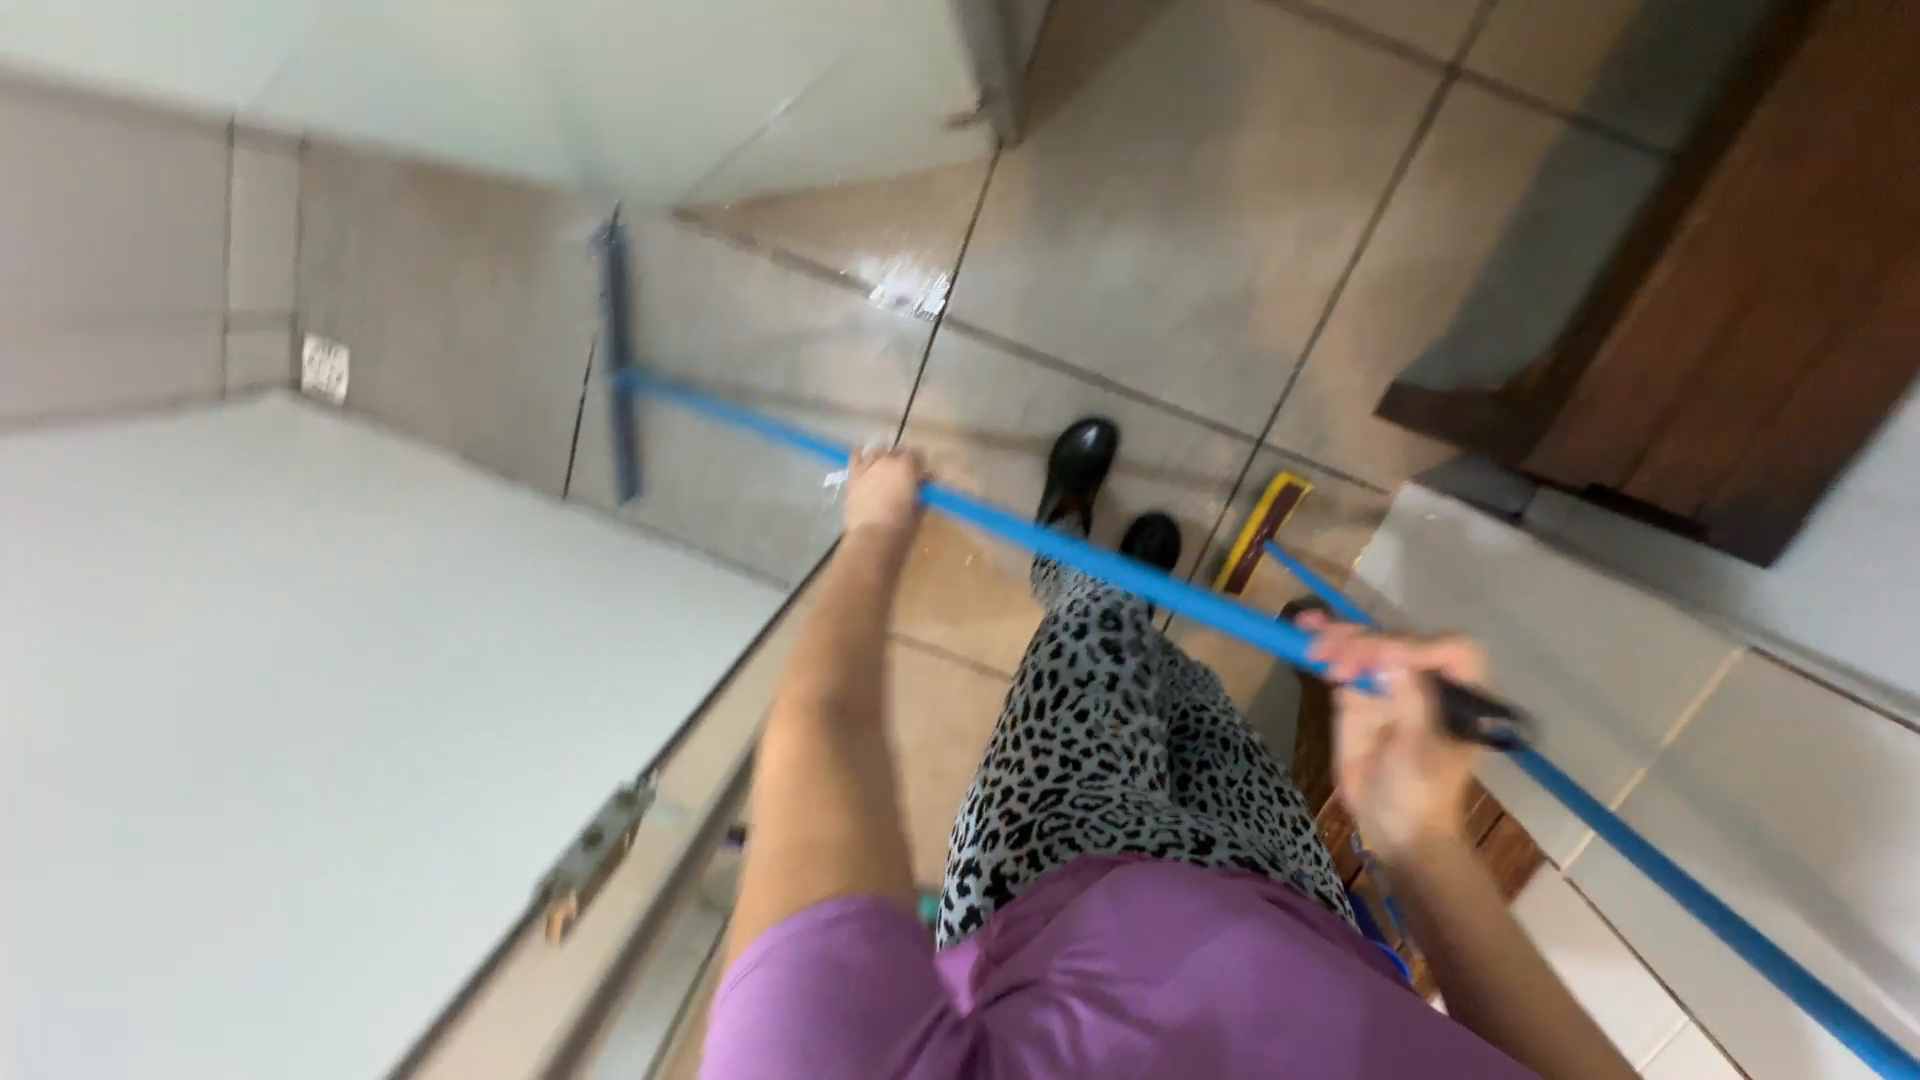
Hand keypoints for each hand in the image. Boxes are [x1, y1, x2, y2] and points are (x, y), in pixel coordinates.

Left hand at [843, 445, 925, 538]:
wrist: (872, 534)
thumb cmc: (900, 523)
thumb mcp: (917, 505)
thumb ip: (919, 490)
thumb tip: (920, 484)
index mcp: (906, 467)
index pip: (917, 455)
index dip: (919, 464)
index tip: (921, 474)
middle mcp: (887, 460)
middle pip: (897, 451)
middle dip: (902, 459)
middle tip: (904, 473)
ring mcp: (868, 466)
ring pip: (877, 451)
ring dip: (883, 457)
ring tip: (884, 467)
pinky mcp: (853, 475)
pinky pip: (855, 456)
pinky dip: (859, 454)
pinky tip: (862, 455)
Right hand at [1300, 612, 1487, 859]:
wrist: (1393, 825)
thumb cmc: (1422, 794)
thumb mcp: (1422, 753)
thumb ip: (1411, 701)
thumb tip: (1391, 655)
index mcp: (1458, 694)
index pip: (1450, 652)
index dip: (1418, 647)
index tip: (1383, 656)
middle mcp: (1425, 680)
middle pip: (1399, 641)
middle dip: (1367, 642)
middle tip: (1338, 657)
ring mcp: (1388, 684)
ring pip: (1366, 644)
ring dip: (1340, 636)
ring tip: (1314, 643)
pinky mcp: (1356, 693)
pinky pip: (1341, 661)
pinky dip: (1323, 642)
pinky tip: (1304, 630)